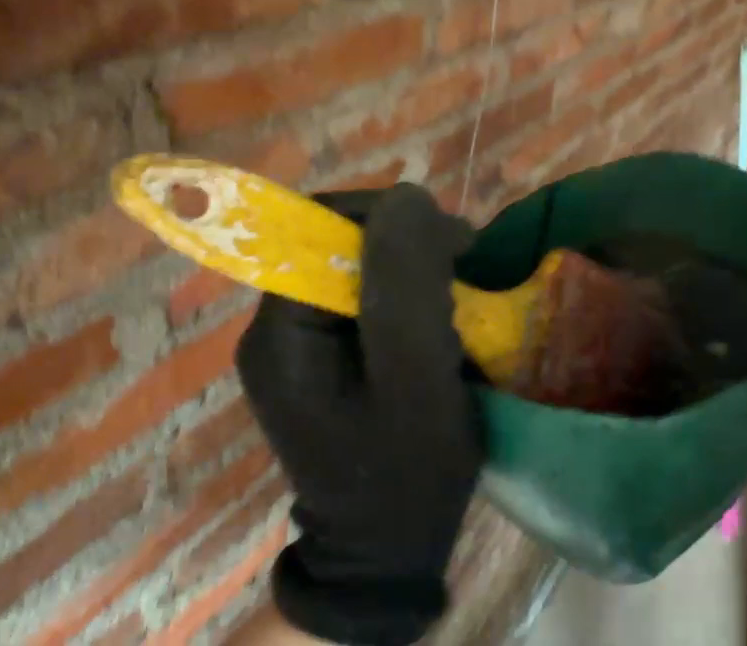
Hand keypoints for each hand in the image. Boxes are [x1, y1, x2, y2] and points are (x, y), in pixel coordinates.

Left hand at [234, 184, 481, 645]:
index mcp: (282, 329)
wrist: (389, 551)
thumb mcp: (415, 377)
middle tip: (465, 272)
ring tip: (462, 301)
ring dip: (419, 268)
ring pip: (363, 264)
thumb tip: (407, 195)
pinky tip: (445, 321)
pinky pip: (372, 297)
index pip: (321, 226)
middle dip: (410, 244)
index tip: (450, 246)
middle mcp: (281, 327)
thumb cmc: (405, 472)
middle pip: (343, 240)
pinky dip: (416, 295)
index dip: (389, 221)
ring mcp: (304, 343)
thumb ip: (406, 284)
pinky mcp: (331, 356)